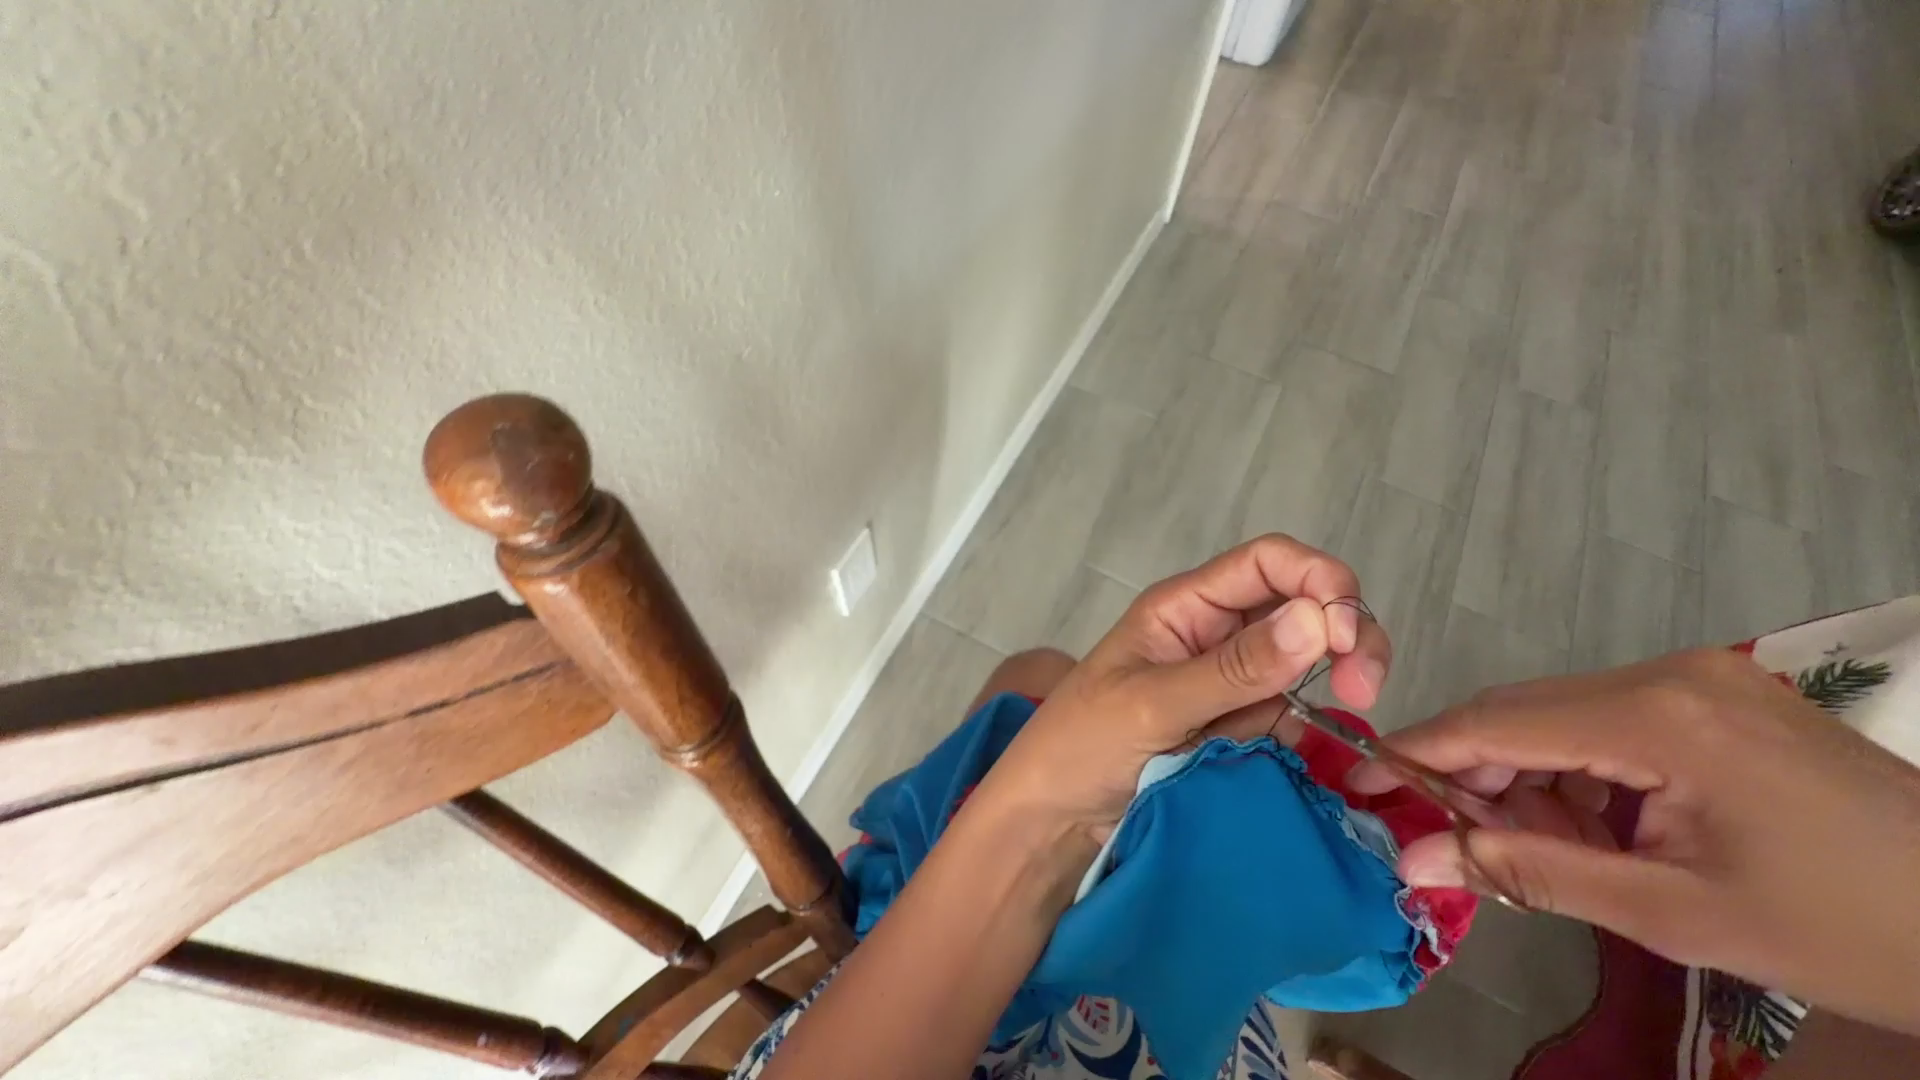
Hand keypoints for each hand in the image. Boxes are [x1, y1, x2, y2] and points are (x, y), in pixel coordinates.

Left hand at [968, 534, 1392, 849]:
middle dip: (1343, 635)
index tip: (1346, 637)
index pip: (1267, 564)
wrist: (1055, 820)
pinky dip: (1310, 729)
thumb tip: (1318, 619)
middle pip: (1301, 607)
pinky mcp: (1238, 727)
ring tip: (1341, 720)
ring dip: (1332, 684)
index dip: (1319, 582)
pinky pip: (1292, 714)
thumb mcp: (1150, 705)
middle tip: (1362, 690)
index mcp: (1184, 607)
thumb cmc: (1080, 747)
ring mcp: (1229, 682)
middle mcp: (1213, 634)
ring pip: (1306, 663)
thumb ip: (1233, 669)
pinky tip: (1311, 753)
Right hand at [1349, 648, 1919, 1035]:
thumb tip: (1411, 862)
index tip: (1358, 781)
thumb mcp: (1674, 914)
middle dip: (1476, 776)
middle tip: (1447, 838)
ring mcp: (1697, 679)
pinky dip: (1580, 776)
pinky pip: (1607, 724)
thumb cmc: (1844, 927)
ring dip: (1531, 782)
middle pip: (1521, 713)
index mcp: (1658, 715)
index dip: (1417, 752)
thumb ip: (1528, 874)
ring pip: (1558, 719)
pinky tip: (1602, 830)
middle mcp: (1667, 675)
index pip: (1495, 722)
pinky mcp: (1715, 697)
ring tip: (1548, 852)